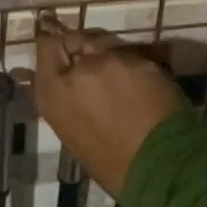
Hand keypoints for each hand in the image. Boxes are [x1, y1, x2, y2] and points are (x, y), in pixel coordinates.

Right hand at [22, 14, 187, 196]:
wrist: (162, 167)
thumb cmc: (110, 166)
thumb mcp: (72, 134)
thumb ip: (64, 101)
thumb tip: (62, 88)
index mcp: (54, 92)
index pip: (45, 48)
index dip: (51, 43)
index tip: (55, 43)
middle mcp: (78, 69)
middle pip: (73, 39)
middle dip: (78, 46)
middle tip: (87, 60)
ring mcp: (111, 61)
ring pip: (102, 45)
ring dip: (104, 56)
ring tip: (116, 76)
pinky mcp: (141, 61)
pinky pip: (129, 57)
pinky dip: (129, 67)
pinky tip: (138, 85)